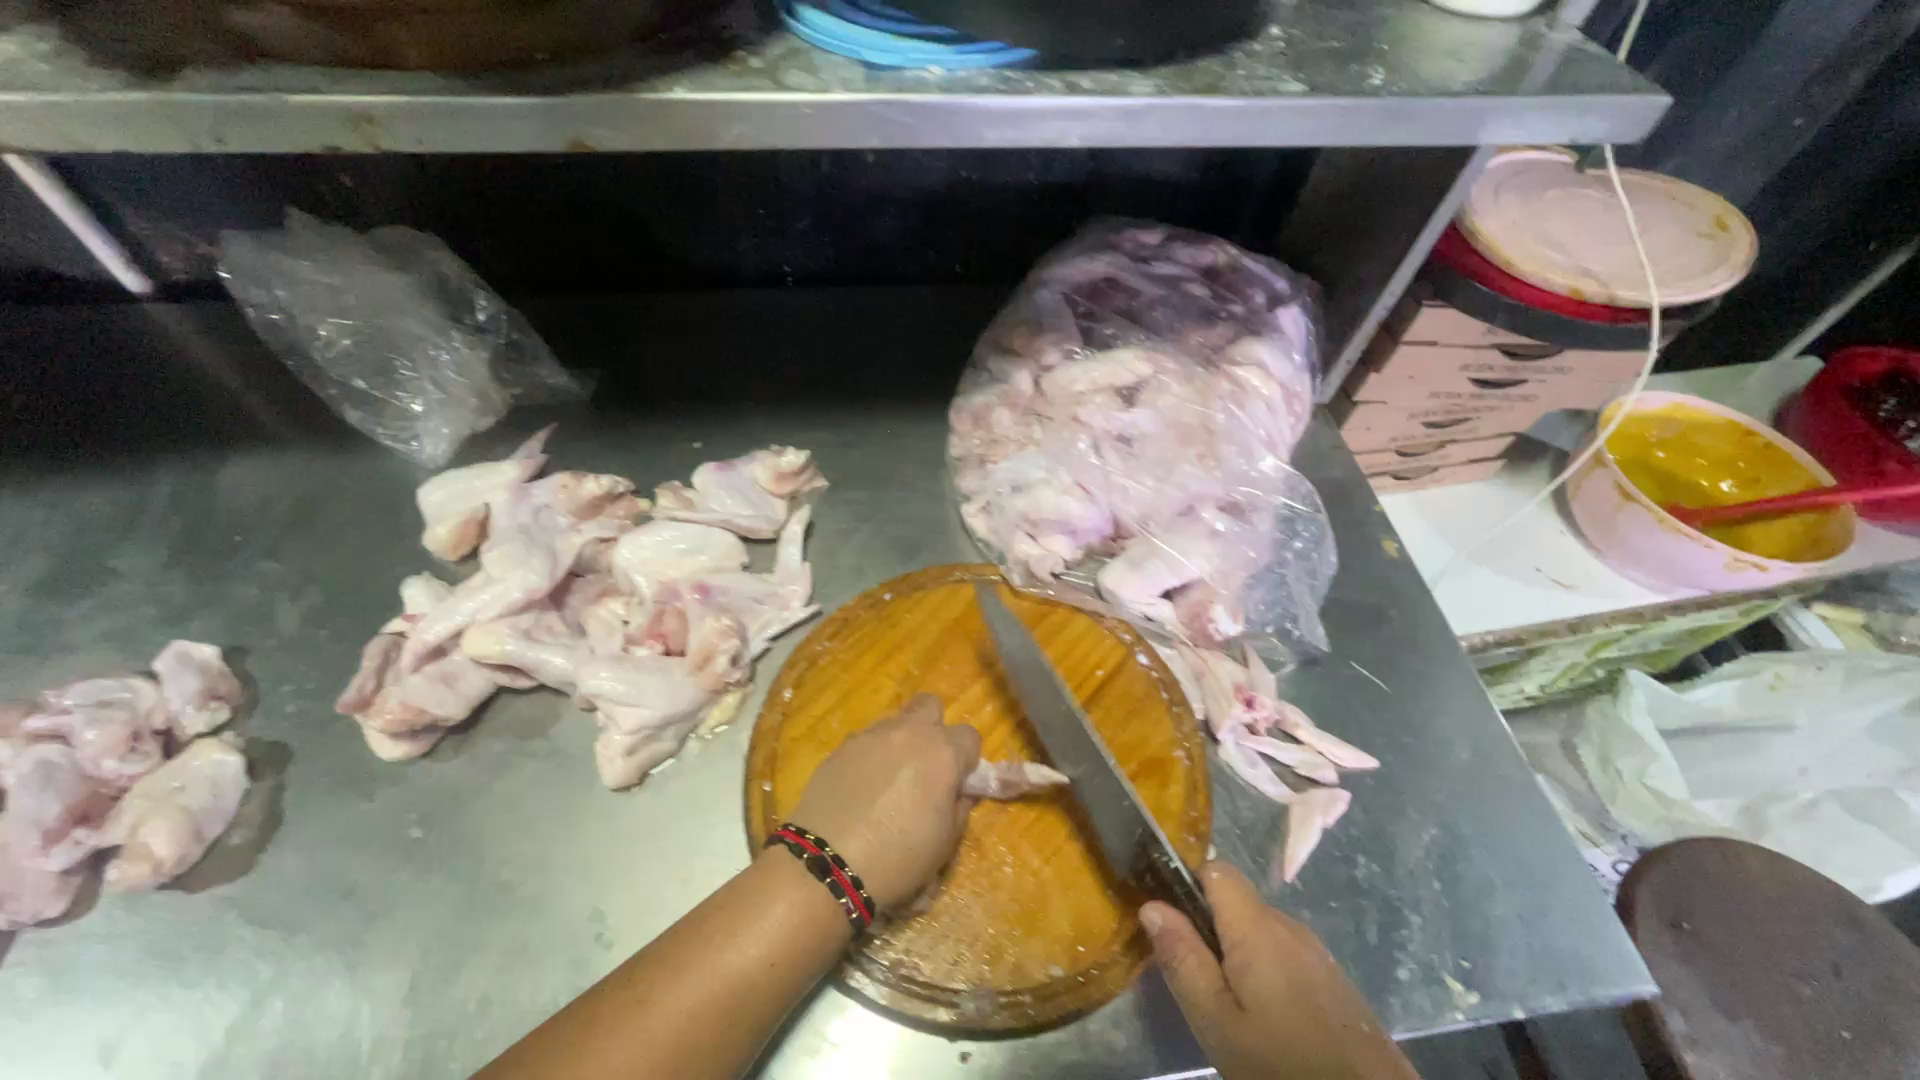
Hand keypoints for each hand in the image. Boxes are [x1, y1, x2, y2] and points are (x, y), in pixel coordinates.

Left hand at [786, 694, 981, 911]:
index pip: (970, 736)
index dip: (968, 760)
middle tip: (927, 766)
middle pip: (930, 706)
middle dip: (934, 728)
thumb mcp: (945, 842)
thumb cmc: (898, 858)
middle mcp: (907, 732)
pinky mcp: (839, 748)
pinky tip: (861, 789)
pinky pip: (865, 742)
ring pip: (894, 722)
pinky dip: (870, 757)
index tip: (957, 784)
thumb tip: (959, 791)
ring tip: (889, 782)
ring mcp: (869, 736)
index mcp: (942, 752)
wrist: (827, 864)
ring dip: (900, 743)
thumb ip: (959, 807)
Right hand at [1142, 862, 1418, 1079]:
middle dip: (1209, 929)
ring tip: (1229, 1006)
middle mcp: (1290, 927)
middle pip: (1237, 903)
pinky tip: (1265, 1018)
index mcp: (1258, 929)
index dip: (1188, 886)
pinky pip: (1284, 954)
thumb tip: (1152, 905)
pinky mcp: (1332, 979)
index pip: (1217, 870)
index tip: (1172, 925)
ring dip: (1237, 954)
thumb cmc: (1281, 1063)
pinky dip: (1265, 972)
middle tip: (1196, 981)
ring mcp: (1316, 952)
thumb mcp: (1216, 1020)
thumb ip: (1183, 959)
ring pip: (1260, 931)